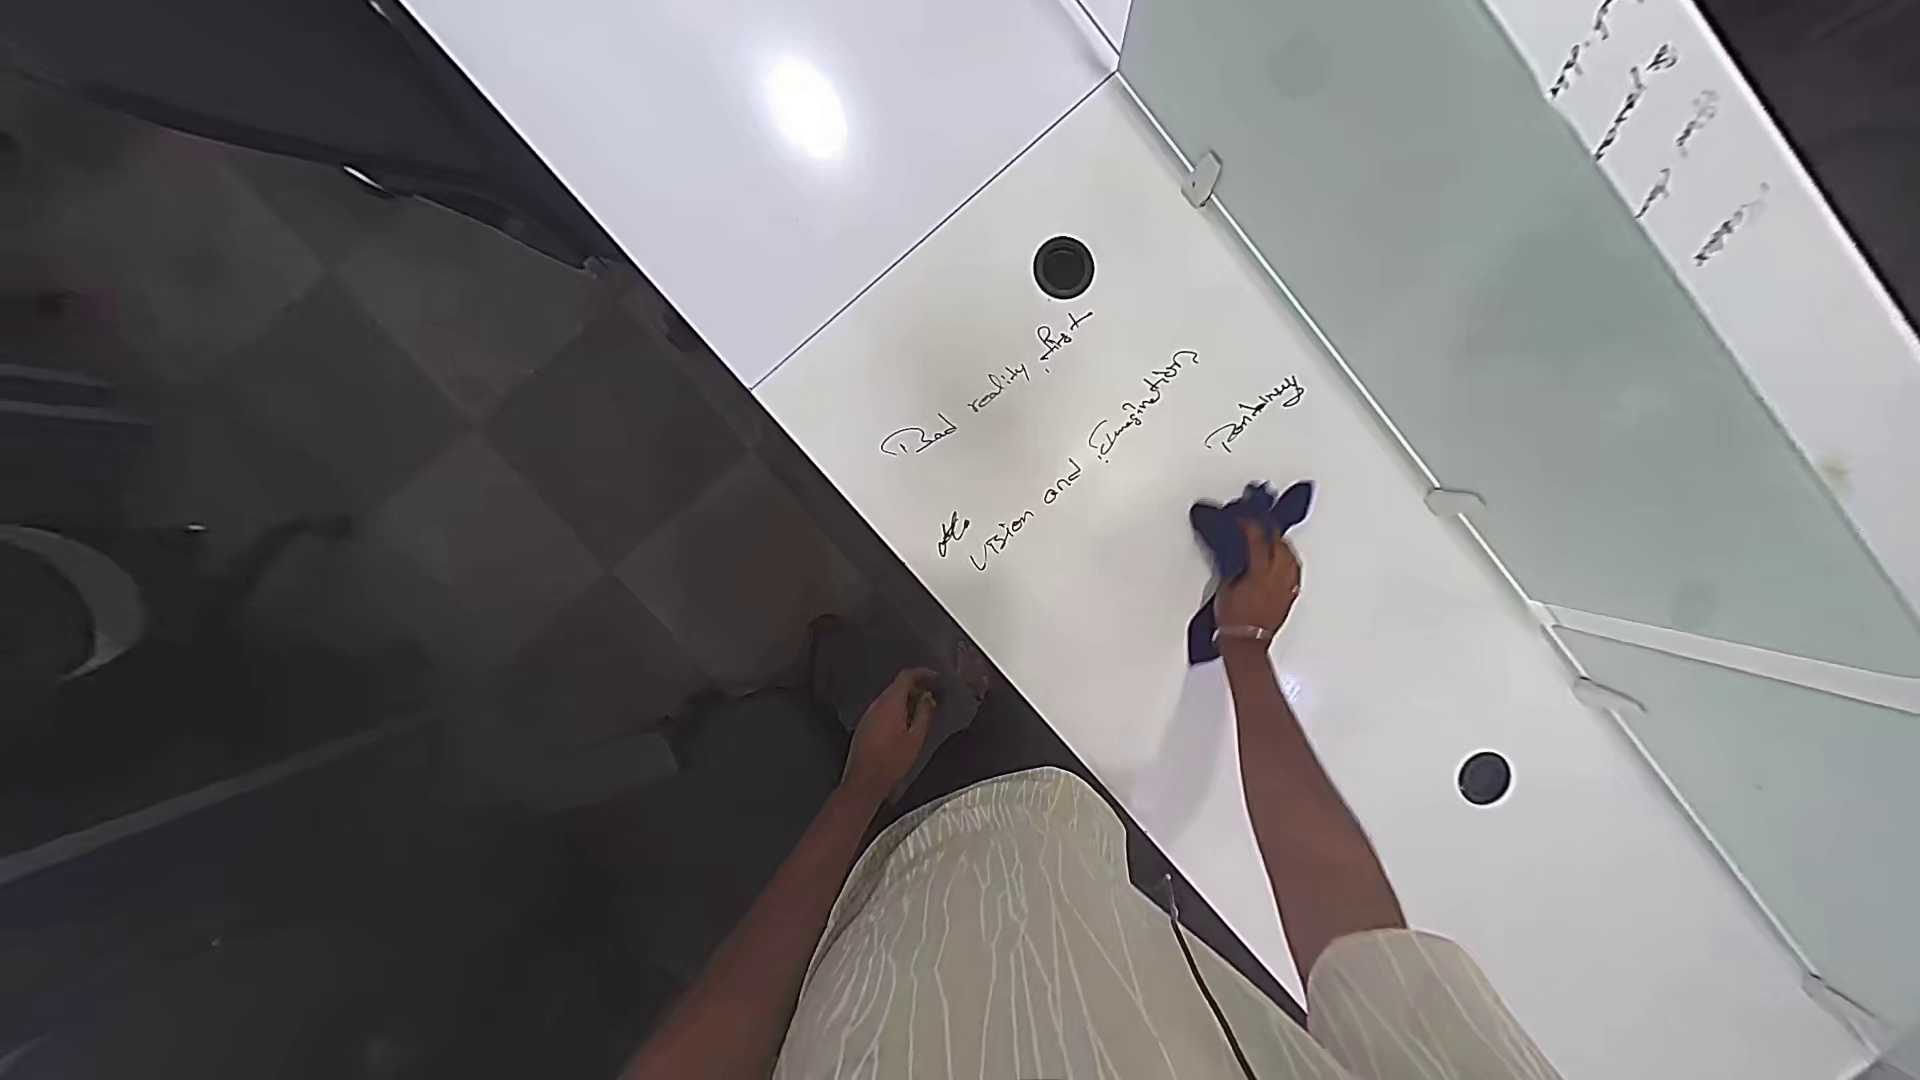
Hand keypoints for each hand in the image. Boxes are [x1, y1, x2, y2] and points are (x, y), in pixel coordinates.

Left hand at [842, 667, 936, 802]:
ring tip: (923, 707)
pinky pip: (883, 707)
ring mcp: (868, 713)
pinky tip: (906, 720)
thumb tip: (928, 697)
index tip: (936, 678)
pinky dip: (897, 707)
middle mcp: (876, 703)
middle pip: (897, 685)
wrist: (864, 782)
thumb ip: (924, 713)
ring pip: (890, 696)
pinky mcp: (865, 724)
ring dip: (907, 697)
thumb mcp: (916, 738)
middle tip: (933, 693)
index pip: (906, 676)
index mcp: (890, 702)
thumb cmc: (893, 761)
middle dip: (916, 686)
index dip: (922, 673)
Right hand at [1213, 519, 1301, 643]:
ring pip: (1291, 559)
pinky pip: (1295, 574)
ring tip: (1276, 541)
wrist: (1245, 642)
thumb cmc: (1233, 620)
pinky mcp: (1289, 597)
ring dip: (1284, 547)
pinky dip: (1290, 564)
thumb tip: (1237, 560)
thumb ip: (1234, 570)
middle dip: (1272, 534)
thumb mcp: (1225, 589)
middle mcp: (1276, 580)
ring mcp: (1285, 588)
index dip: (1252, 527)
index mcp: (1258, 575)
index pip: (1258, 542)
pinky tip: (1285, 563)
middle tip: (1263, 527)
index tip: (1246, 521)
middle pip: (1280, 547)